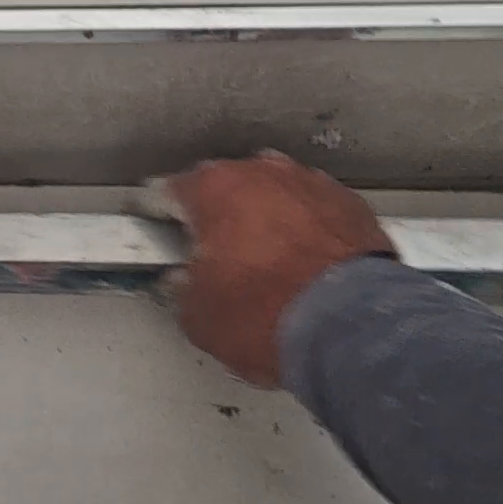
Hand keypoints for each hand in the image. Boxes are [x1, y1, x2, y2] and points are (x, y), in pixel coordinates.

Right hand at [135, 150, 393, 387]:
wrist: (353, 330)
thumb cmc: (271, 315)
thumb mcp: (198, 316)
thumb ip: (180, 287)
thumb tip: (182, 284)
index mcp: (214, 189)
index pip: (167, 191)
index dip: (154, 210)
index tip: (149, 219)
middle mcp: (262, 173)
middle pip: (224, 188)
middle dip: (215, 216)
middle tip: (211, 256)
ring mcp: (310, 184)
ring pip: (272, 195)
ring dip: (263, 220)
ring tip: (264, 263)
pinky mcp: (350, 204)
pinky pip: (313, 212)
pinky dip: (305, 231)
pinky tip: (304, 265)